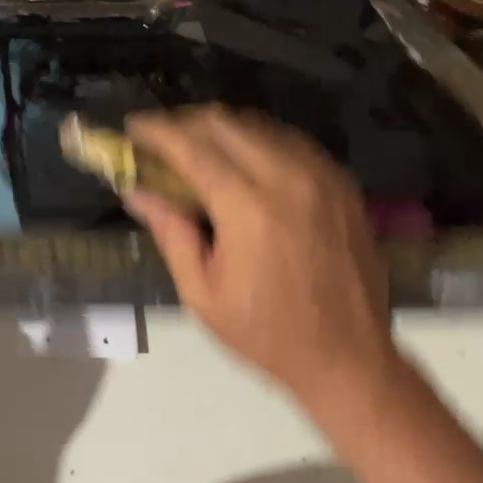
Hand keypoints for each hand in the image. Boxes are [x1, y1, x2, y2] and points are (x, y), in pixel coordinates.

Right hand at [126, 106, 396, 413]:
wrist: (351, 359)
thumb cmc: (267, 334)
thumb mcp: (202, 294)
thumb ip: (171, 233)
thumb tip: (136, 191)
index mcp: (249, 209)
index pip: (192, 147)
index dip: (157, 131)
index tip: (132, 127)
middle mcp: (288, 178)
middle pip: (225, 123)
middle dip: (185, 122)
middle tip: (160, 139)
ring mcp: (321, 176)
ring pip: (259, 125)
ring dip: (221, 129)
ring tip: (196, 149)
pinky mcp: (341, 183)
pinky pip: (290, 141)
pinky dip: (257, 142)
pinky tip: (242, 163)